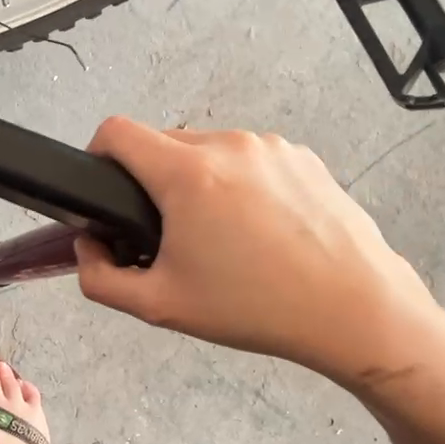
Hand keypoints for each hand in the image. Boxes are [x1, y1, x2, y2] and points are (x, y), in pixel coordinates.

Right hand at [74, 118, 440, 382]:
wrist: (356, 311)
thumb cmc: (259, 308)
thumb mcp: (159, 306)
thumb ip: (98, 278)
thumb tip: (88, 248)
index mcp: (187, 175)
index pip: (116, 132)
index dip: (96, 156)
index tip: (103, 189)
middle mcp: (229, 146)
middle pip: (160, 143)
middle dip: (148, 183)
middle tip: (163, 236)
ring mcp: (271, 147)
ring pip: (204, 151)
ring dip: (193, 184)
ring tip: (215, 239)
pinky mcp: (301, 157)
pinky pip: (246, 159)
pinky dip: (234, 186)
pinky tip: (253, 232)